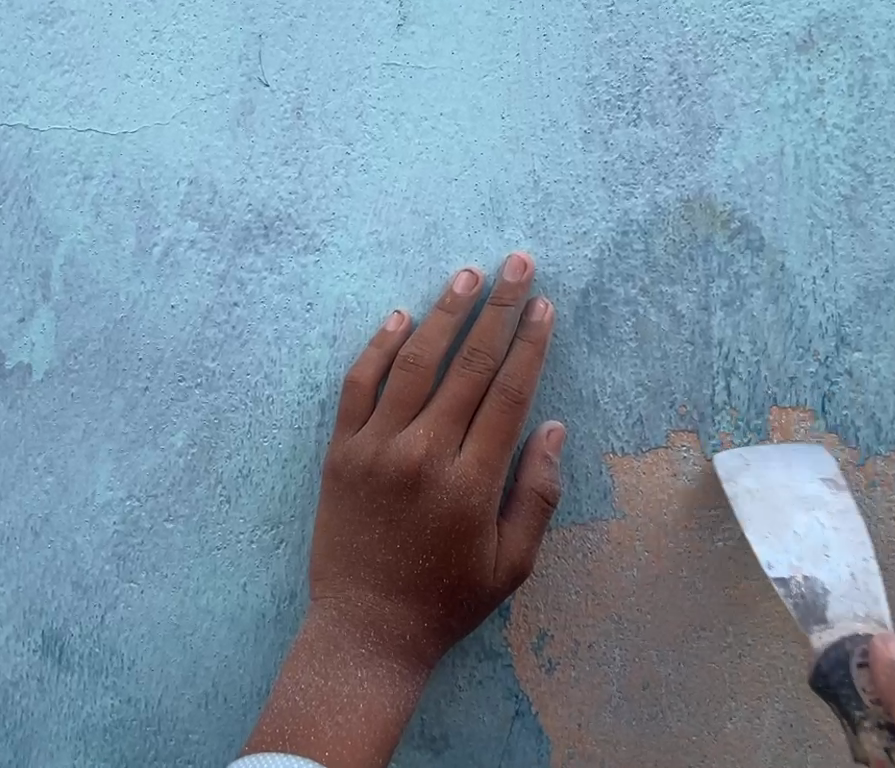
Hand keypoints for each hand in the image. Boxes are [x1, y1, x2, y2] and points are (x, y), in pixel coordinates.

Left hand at [244, 254, 564, 767]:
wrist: (365, 630)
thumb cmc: (446, 600)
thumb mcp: (511, 565)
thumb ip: (536, 494)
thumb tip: (554, 426)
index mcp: (471, 482)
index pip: (508, 393)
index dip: (530, 344)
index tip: (546, 305)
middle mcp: (423, 453)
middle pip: (468, 365)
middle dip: (499, 309)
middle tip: (518, 265)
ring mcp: (376, 447)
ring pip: (414, 363)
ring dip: (443, 314)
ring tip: (467, 275)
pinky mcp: (340, 450)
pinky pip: (358, 385)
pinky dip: (378, 347)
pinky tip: (399, 316)